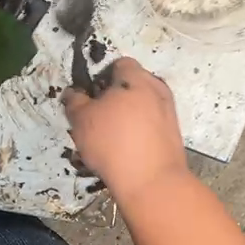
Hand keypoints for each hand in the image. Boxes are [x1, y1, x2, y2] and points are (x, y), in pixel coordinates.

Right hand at [63, 58, 189, 198]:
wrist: (151, 180)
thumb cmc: (112, 143)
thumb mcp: (81, 120)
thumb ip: (74, 102)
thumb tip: (73, 92)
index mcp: (135, 78)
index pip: (118, 64)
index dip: (100, 78)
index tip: (89, 98)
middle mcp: (157, 89)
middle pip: (130, 86)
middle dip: (112, 99)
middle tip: (95, 120)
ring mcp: (168, 112)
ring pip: (140, 108)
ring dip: (124, 118)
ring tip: (107, 140)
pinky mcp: (172, 133)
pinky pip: (148, 126)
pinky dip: (136, 133)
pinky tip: (123, 152)